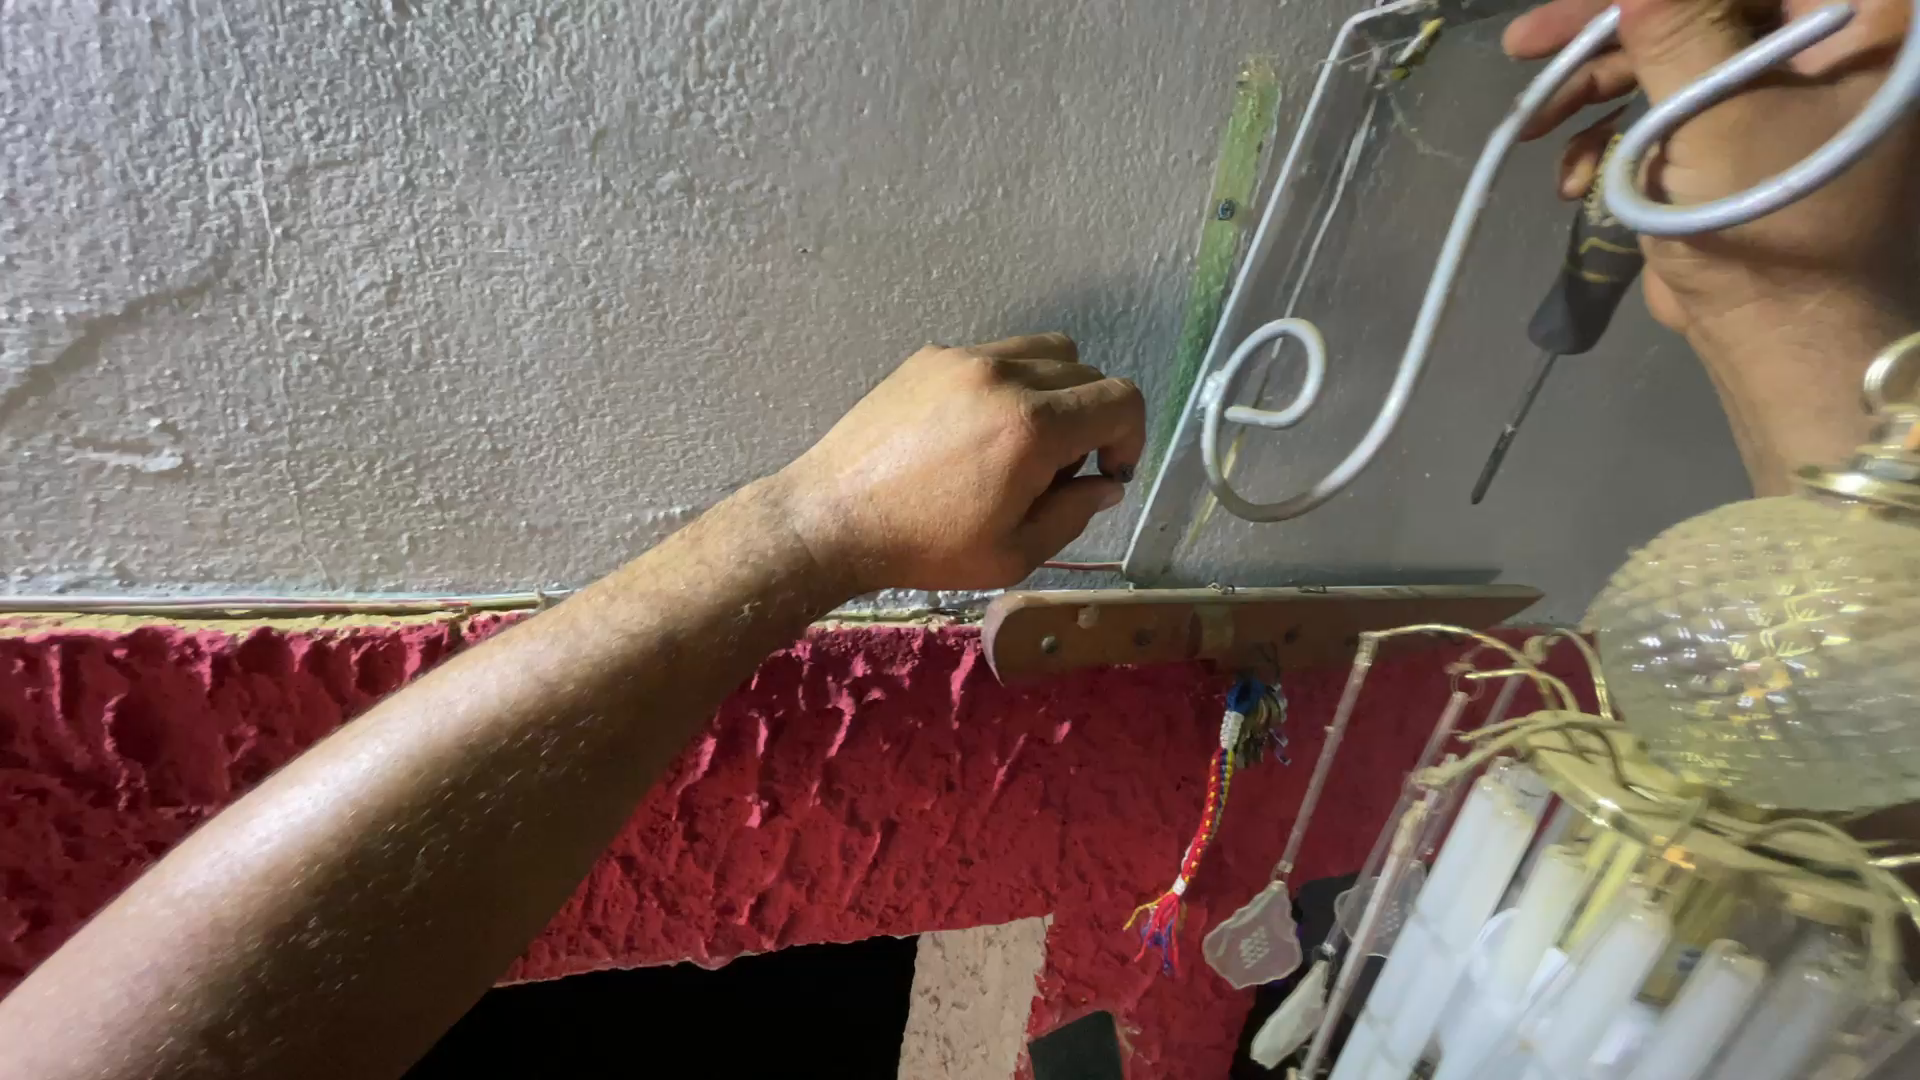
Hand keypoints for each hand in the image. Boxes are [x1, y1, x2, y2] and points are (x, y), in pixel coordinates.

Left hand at [774, 333, 1144, 592]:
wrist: (832, 519)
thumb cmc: (925, 548)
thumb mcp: (1013, 555)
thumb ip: (1074, 515)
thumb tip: (1104, 484)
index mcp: (1032, 426)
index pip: (1121, 399)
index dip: (1130, 437)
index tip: (1107, 471)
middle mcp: (1004, 375)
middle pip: (1088, 373)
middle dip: (1092, 420)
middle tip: (1055, 469)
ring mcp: (963, 358)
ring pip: (1046, 351)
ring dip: (1056, 392)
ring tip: (1020, 440)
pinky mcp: (930, 356)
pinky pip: (997, 354)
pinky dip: (1009, 383)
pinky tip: (973, 428)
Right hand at [1507, 0, 1919, 347]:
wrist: (1775, 315)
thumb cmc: (1769, 214)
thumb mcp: (1719, 116)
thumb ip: (1682, 37)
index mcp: (1852, 11)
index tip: (1567, 13)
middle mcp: (1813, 36)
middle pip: (1688, 9)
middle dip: (1601, 37)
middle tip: (1523, 50)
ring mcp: (1761, 87)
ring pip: (1661, 60)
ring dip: (1590, 97)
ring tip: (1533, 131)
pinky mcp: (1721, 132)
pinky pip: (1653, 112)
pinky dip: (1604, 141)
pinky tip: (1574, 179)